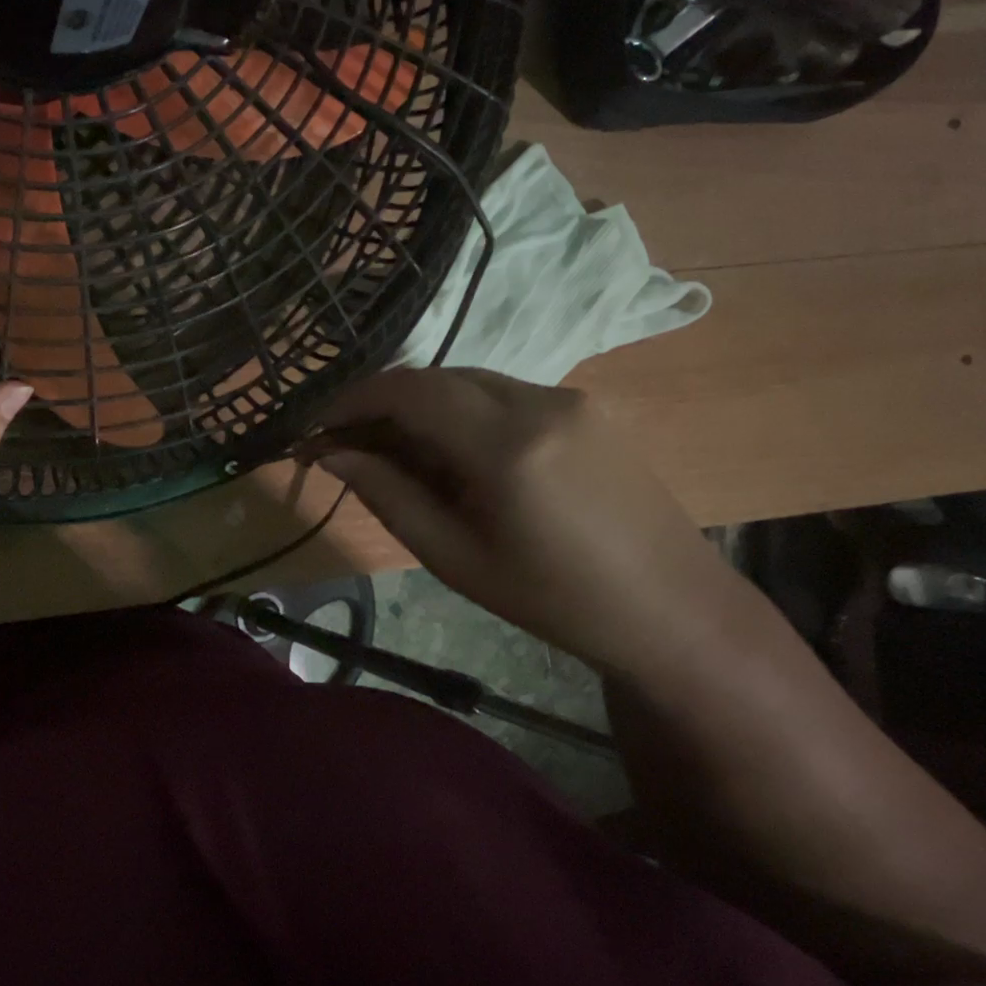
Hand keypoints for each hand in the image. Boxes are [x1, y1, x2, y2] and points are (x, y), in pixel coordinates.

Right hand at [301, 368, 733, 676]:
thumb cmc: (550, 597)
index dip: (352, 402)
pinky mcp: (588, 409)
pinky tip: (447, 456)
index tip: (315, 429)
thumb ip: (387, 494)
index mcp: (507, 444)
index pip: (409, 391)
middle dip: (379, 404)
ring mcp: (571, 399)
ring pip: (468, 382)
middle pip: (436, 377)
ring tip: (389, 456)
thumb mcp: (452, 555)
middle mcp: (541, 402)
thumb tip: (332, 453)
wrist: (670, 608)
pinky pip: (501, 395)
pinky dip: (458, 413)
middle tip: (342, 445)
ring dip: (418, 408)